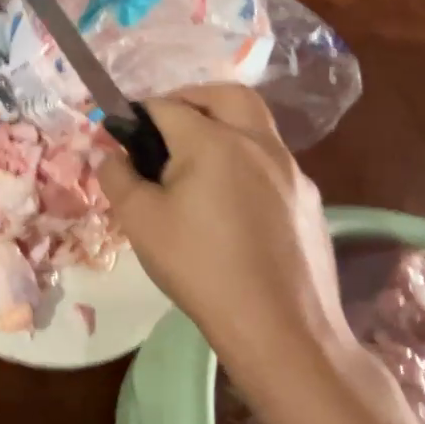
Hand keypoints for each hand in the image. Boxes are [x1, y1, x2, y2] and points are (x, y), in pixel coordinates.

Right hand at [95, 84, 351, 390]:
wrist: (280, 327)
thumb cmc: (197, 264)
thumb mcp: (137, 218)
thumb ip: (117, 175)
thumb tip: (114, 155)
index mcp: (214, 143)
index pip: (166, 106)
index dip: (135, 113)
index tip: (116, 133)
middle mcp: (260, 146)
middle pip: (227, 96)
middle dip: (189, 99)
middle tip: (161, 125)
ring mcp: (292, 174)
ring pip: (254, 127)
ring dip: (219, 129)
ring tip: (187, 168)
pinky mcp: (309, 202)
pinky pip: (269, 162)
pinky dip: (241, 161)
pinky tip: (222, 203)